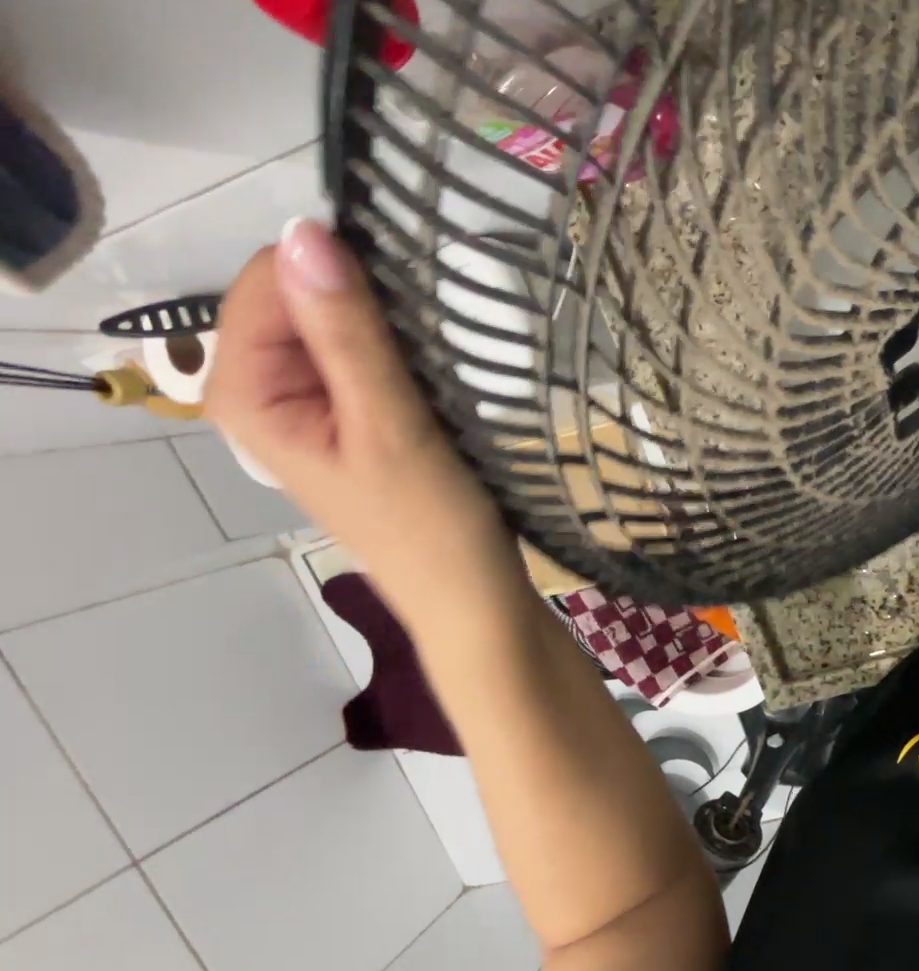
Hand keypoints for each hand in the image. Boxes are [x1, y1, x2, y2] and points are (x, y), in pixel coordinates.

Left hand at [207, 219, 526, 628]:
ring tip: (447, 343)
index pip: (270, 283)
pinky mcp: (357, 418)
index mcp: (247, 392)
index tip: (412, 281)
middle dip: (367, 299)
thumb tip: (307, 229)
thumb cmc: (432, 523)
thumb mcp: (391, 425)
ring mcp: (313, 406)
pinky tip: (443, 364)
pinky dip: (405, 349)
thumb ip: (348, 333)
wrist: (474, 596)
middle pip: (302, 301)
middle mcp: (266, 391)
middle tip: (438, 323)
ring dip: (393, 324)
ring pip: (341, 327)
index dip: (338, 270)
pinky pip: (367, 356)